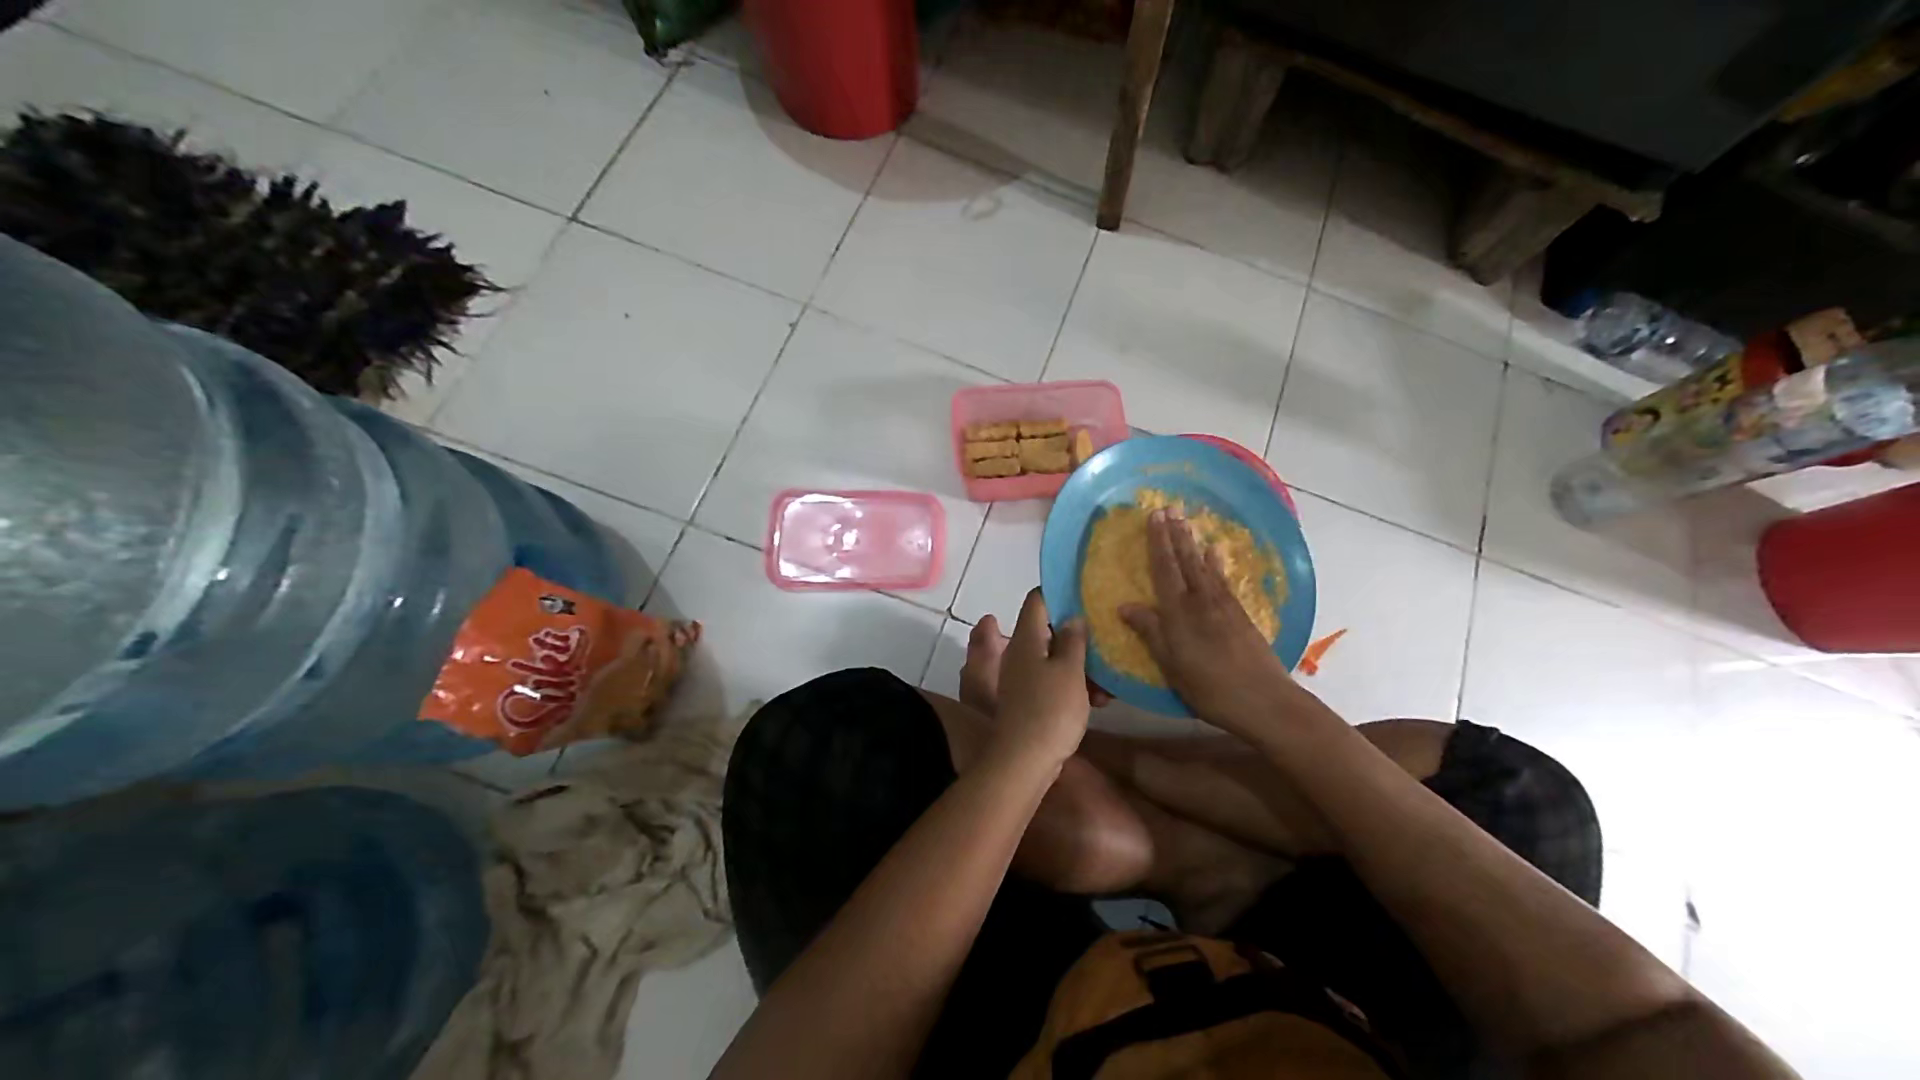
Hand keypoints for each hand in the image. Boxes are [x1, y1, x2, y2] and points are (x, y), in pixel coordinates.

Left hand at [982, 588, 1091, 771]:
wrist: (1025, 761)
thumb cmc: (1050, 710)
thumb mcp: (1070, 671)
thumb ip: (1073, 640)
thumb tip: (1071, 617)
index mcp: (1026, 639)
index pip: (1037, 601)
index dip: (1060, 594)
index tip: (1086, 597)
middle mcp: (1020, 654)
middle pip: (1048, 631)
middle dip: (1078, 636)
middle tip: (1105, 643)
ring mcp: (1023, 679)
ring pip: (1055, 660)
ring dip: (1080, 666)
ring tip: (1107, 683)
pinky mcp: (1030, 701)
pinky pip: (1053, 682)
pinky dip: (1073, 685)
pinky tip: (1098, 700)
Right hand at [1120, 508, 1296, 733]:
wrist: (1264, 700)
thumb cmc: (1209, 687)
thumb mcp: (1171, 665)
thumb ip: (1150, 632)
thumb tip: (1125, 605)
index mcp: (1178, 612)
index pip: (1164, 569)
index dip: (1158, 542)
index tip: (1152, 516)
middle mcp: (1201, 601)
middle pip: (1185, 560)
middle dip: (1175, 533)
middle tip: (1169, 507)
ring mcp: (1223, 605)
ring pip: (1204, 566)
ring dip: (1193, 542)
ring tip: (1187, 521)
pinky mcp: (1240, 613)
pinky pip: (1223, 579)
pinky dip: (1217, 563)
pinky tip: (1215, 552)